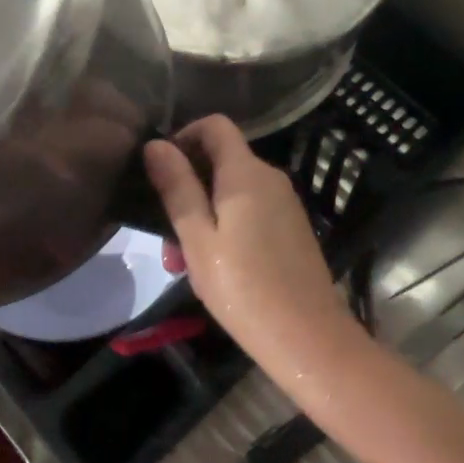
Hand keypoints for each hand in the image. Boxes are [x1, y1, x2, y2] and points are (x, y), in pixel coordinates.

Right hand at [143, 116, 362, 366]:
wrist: (307, 337)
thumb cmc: (243, 287)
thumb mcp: (197, 239)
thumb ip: (177, 188)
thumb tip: (156, 144)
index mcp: (247, 173)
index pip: (215, 125)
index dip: (184, 136)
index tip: (159, 169)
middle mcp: (270, 178)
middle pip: (221, 162)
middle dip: (187, 190)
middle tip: (165, 242)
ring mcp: (285, 204)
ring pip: (232, 192)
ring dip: (202, 217)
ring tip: (182, 266)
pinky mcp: (292, 229)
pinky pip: (250, 212)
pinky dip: (225, 228)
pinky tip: (213, 268)